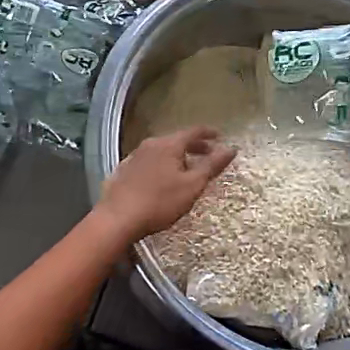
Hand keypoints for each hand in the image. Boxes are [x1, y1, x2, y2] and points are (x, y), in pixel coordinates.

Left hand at [94, 126, 237, 241]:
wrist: (117, 218)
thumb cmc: (160, 202)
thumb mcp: (192, 186)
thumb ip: (212, 166)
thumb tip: (231, 148)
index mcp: (169, 145)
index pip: (194, 131)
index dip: (209, 133)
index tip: (219, 136)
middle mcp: (151, 144)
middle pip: (177, 139)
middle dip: (194, 146)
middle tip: (208, 153)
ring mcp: (134, 156)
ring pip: (162, 150)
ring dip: (177, 156)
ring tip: (187, 168)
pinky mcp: (123, 170)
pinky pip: (149, 161)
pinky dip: (161, 164)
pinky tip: (161, 178)